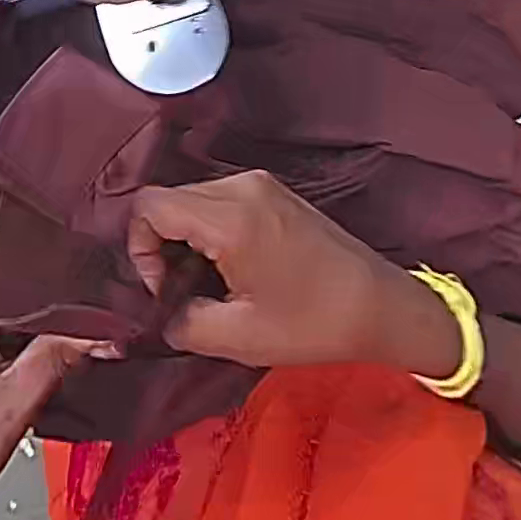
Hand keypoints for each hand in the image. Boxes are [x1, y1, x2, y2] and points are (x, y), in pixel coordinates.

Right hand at [126, 170, 460, 377]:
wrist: (379, 303)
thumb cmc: (311, 323)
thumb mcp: (238, 338)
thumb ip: (180, 324)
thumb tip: (155, 315)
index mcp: (231, 217)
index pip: (150, 205)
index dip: (141, 248)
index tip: (165, 288)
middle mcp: (240, 185)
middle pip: (168, 200)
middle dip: (161, 245)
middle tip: (183, 290)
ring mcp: (257, 181)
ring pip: (190, 198)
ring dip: (185, 237)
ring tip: (209, 280)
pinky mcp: (269, 188)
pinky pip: (216, 199)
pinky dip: (207, 228)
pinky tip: (230, 264)